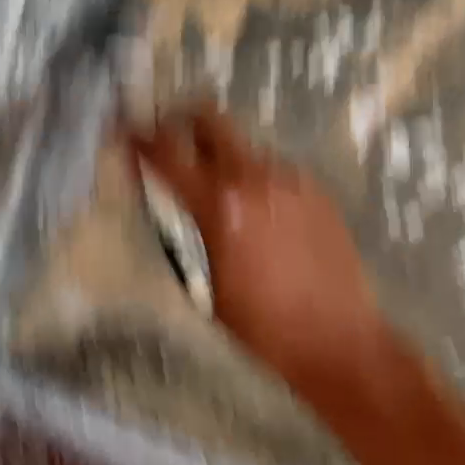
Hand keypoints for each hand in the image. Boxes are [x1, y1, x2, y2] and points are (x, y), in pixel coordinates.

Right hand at [126, 104, 387, 391]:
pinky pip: (272, 169)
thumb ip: (183, 223)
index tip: (123, 131)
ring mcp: (290, 181)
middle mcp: (253, 179)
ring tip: (213, 183)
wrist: (342, 345)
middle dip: (181, 120)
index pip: (164, 151)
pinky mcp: (317, 192)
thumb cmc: (261, 325)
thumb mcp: (202, 278)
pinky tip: (255, 209)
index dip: (137, 137)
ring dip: (220, 155)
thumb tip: (163, 190)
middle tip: (166, 133)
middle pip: (210, 119)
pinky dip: (253, 177)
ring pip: (241, 146)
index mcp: (218, 203)